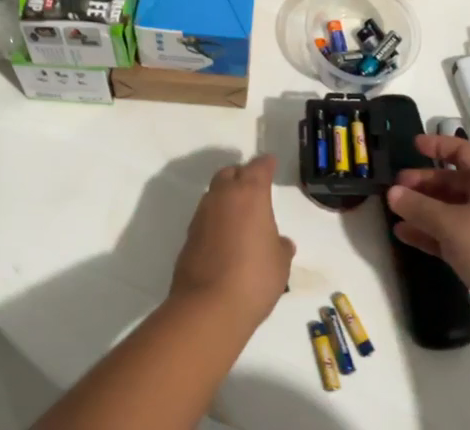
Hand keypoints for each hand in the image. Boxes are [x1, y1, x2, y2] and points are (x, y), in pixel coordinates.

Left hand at [170, 154, 295, 327]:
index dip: (265, 164)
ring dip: (226, 198)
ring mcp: (202, 216)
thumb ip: (280, 247)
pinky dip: (215, 220)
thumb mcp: (280, 263)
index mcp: (250, 194)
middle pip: (230, 173)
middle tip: (253, 187)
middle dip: (241, 175)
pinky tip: (225, 237)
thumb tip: (281, 243)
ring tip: (239, 215)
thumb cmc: (254, 278)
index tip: (270, 163)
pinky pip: (205, 218)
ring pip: (214, 194)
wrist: (208, 306)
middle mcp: (222, 197)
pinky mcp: (189, 236)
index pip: (258, 167)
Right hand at [386, 134, 469, 332]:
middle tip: (396, 186)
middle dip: (424, 182)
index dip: (440, 145)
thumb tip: (392, 192)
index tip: (415, 145)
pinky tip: (402, 234)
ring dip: (422, 208)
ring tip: (394, 209)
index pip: (464, 152)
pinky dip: (428, 232)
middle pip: (452, 182)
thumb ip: (419, 207)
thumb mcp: (451, 223)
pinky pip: (448, 235)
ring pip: (448, 210)